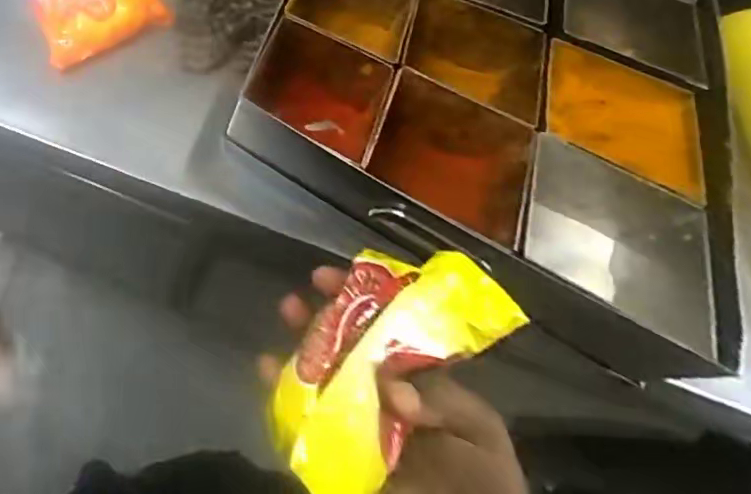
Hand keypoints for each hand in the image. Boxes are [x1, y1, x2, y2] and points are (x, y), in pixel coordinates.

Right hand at [260, 267, 525, 493]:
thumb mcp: (478, 431)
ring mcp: (358, 418)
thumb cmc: (484, 480)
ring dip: (300, 340)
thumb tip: (392, 387)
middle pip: (346, 343)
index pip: (384, 325)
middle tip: (301, 296)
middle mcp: (381, 389)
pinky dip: (282, 391)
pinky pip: (305, 417)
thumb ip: (441, 398)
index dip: (358, 297)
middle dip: (321, 314)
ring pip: (322, 371)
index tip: (333, 277)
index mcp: (416, 376)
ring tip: (286, 314)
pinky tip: (267, 366)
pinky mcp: (338, 450)